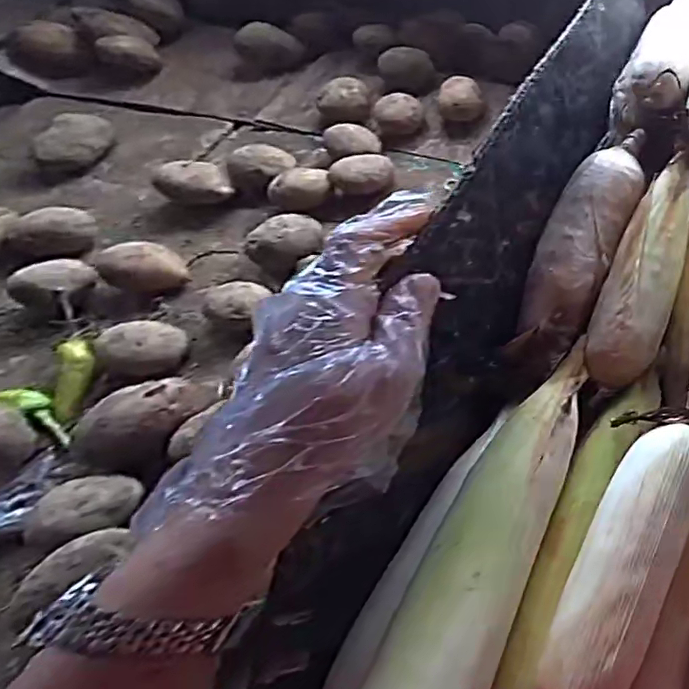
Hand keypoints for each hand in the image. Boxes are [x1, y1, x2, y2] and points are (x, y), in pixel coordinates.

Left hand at [135, 190, 441, 553]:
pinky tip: (379, 313)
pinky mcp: (279, 348)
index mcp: (328, 297)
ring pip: (334, 280)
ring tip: (413, 273)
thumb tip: (420, 276)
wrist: (254, 479)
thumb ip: (407, 316)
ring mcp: (282, 324)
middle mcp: (297, 300)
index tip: (434, 209)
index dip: (397, 219)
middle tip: (430, 237)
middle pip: (344, 255)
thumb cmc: (334, 418)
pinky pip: (327, 303)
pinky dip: (359, 294)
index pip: (361, 240)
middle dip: (388, 240)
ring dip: (373, 269)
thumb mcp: (391, 368)